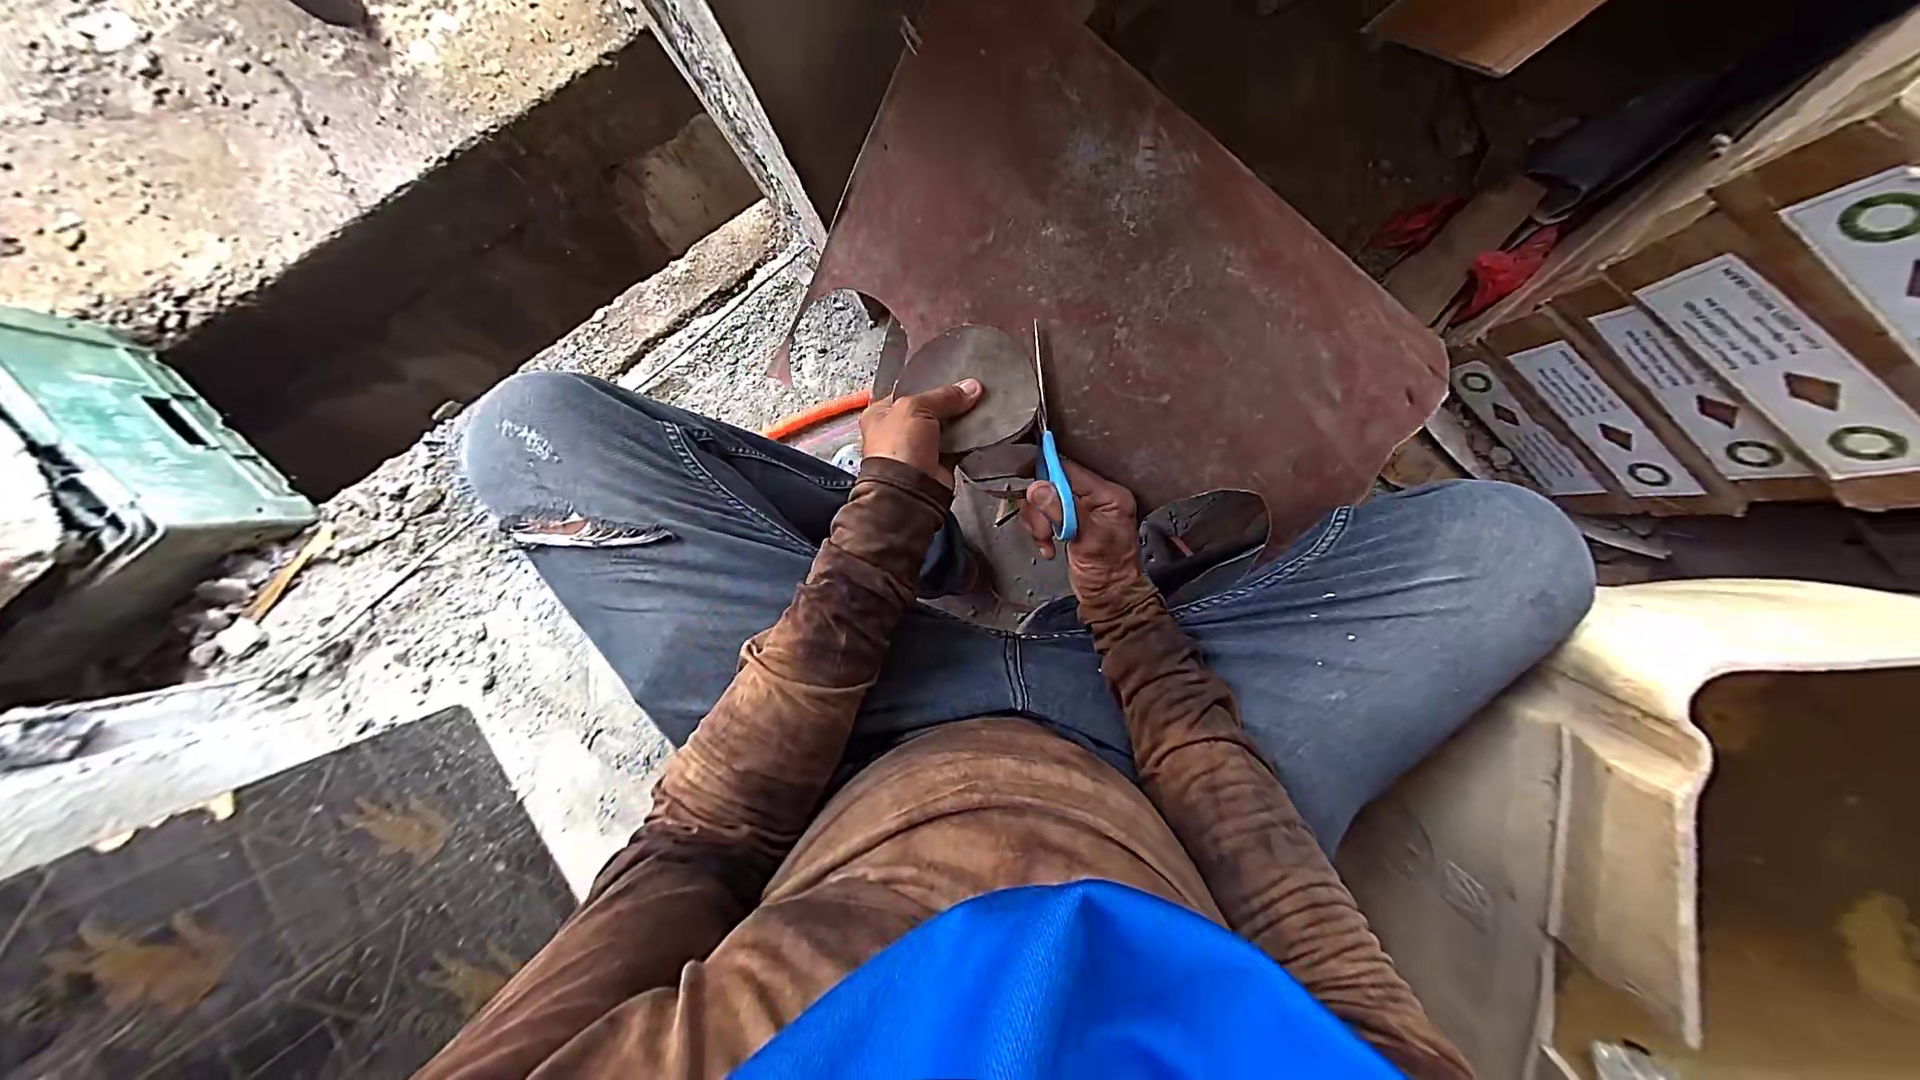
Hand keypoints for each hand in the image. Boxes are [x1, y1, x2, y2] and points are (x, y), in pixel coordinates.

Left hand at [859, 379, 982, 486]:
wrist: (910, 490)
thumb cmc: (897, 450)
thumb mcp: (916, 408)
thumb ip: (943, 396)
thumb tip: (968, 388)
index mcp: (881, 414)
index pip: (908, 392)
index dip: (929, 384)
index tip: (950, 377)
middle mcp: (898, 432)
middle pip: (930, 409)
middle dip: (948, 402)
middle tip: (968, 390)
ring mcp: (919, 449)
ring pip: (945, 427)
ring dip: (960, 420)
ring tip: (977, 404)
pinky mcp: (938, 464)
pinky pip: (957, 445)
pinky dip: (967, 438)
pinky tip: (978, 426)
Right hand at [1019, 458, 1143, 603]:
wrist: (1109, 597)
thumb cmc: (1109, 572)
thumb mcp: (1087, 539)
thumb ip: (1063, 511)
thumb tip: (1038, 488)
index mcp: (1109, 495)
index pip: (1070, 471)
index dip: (1047, 477)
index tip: (1030, 490)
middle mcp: (1096, 497)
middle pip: (1052, 484)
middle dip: (1041, 508)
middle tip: (1043, 530)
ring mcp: (1081, 509)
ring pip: (1044, 500)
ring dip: (1038, 522)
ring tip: (1046, 540)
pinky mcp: (1069, 521)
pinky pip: (1044, 515)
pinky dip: (1040, 531)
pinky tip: (1048, 546)